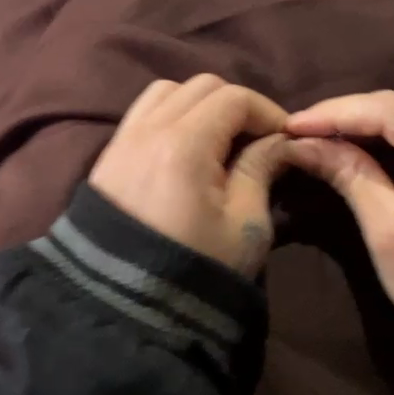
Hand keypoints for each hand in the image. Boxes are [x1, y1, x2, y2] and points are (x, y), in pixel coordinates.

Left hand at [90, 75, 292, 275]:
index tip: (284, 138)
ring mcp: (123, 139)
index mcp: (184, 143)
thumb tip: (276, 140)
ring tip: (219, 139)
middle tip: (256, 139)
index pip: (234, 98)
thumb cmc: (196, 268)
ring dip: (200, 104)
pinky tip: (187, 147)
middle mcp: (149, 128)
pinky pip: (143, 111)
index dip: (267, 111)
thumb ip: (261, 169)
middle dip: (236, 104)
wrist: (123, 308)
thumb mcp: (245, 224)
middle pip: (201, 86)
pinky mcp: (109, 155)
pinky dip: (171, 114)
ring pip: (167, 91)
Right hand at [284, 91, 393, 348]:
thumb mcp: (388, 233)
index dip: (339, 112)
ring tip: (325, 132)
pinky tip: (360, 139)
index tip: (293, 124)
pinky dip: (391, 130)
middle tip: (302, 129)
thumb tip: (301, 142)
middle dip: (350, 113)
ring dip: (369, 118)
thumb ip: (349, 175)